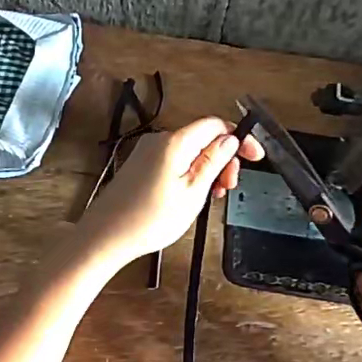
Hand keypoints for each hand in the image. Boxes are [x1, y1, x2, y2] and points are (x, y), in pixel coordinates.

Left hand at [76, 116, 264, 265]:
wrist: (107, 235)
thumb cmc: (147, 220)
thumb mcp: (194, 193)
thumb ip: (214, 162)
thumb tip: (230, 140)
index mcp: (174, 143)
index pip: (215, 125)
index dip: (238, 138)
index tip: (254, 156)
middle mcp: (158, 141)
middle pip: (202, 138)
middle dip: (222, 158)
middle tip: (228, 185)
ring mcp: (146, 153)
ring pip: (188, 152)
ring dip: (206, 169)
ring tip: (211, 196)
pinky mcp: (139, 166)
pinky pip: (173, 161)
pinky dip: (188, 174)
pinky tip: (191, 196)